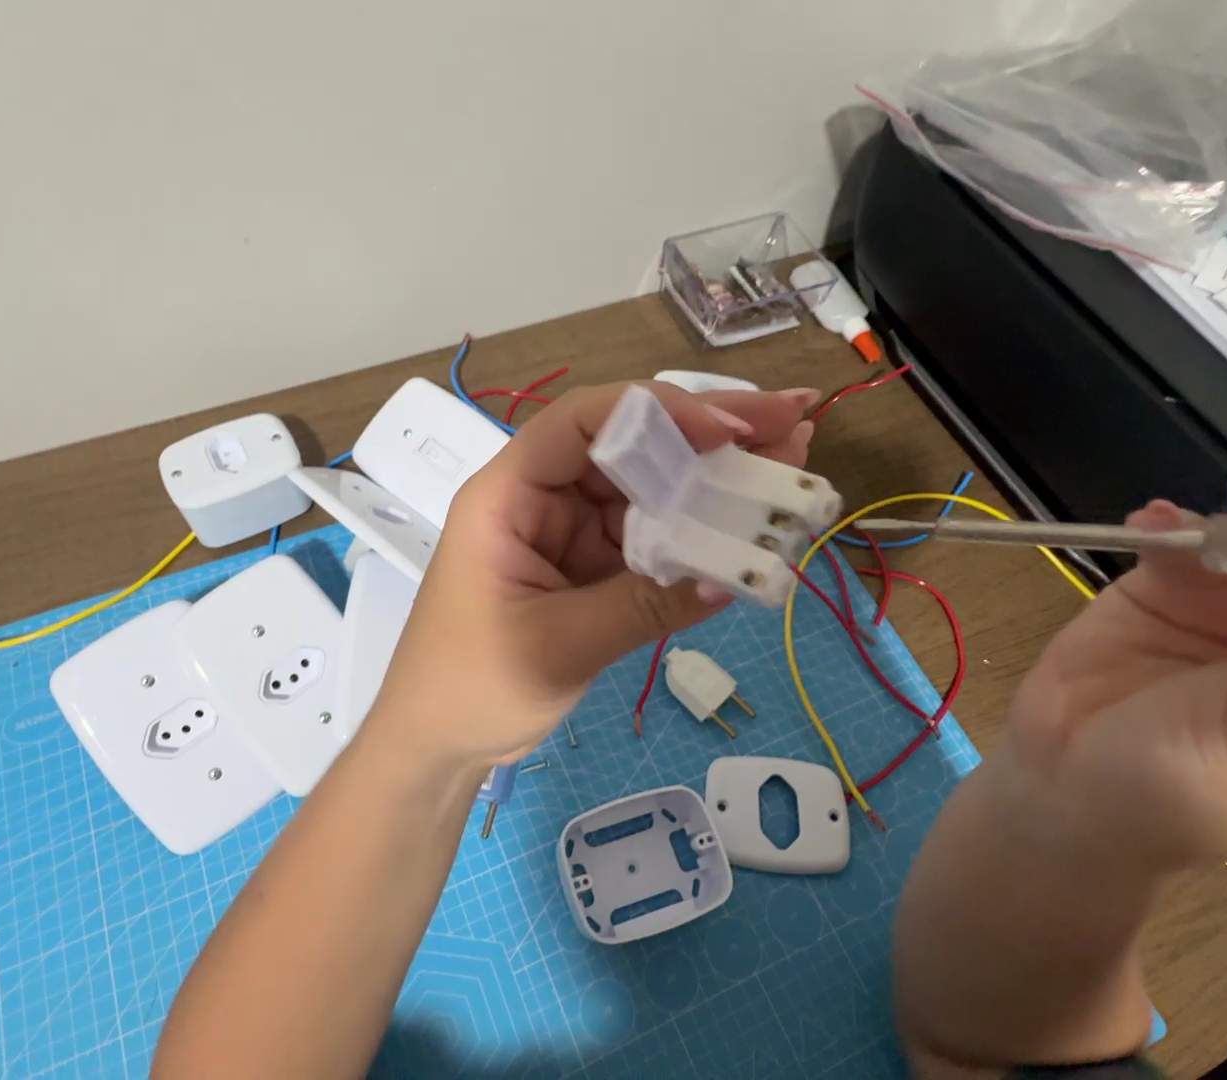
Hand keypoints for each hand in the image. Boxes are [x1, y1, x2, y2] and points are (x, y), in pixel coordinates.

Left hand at [362, 381, 816, 768]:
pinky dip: (694, 532)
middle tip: (790, 420)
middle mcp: (539, 499)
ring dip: (711, 481)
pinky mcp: (586, 566)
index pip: (582, 423)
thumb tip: (734, 576)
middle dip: (707, 433)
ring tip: (789, 464)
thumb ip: (644, 606)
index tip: (730, 429)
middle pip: (626, 447)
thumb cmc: (472, 688)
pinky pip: (646, 537)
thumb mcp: (560, 646)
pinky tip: (747, 525)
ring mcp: (565, 532)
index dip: (658, 413)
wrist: (436, 743)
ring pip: (645, 490)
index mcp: (507, 495)